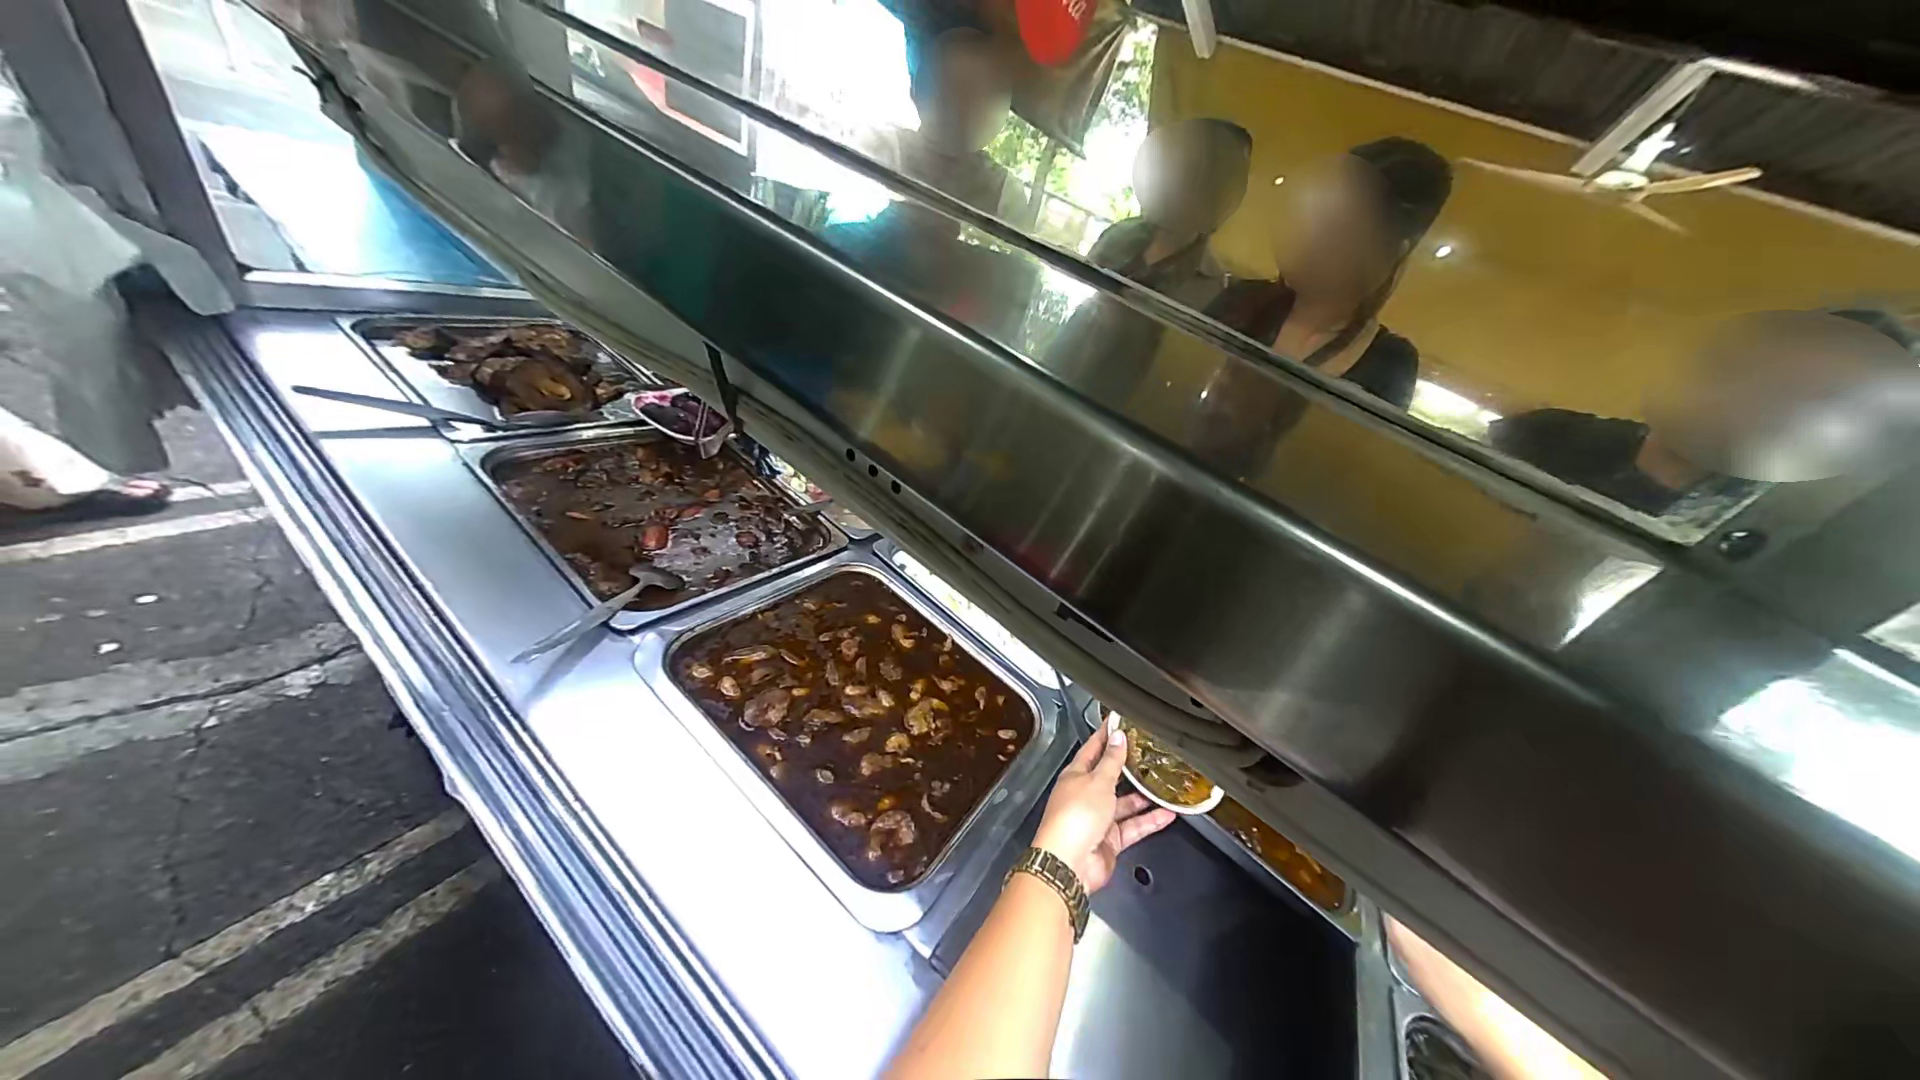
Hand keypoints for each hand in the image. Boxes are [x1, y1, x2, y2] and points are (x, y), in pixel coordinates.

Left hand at [1032, 722, 1176, 892]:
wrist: (1069, 862)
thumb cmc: (1073, 818)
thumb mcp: (1097, 781)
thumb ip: (1111, 761)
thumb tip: (1118, 738)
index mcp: (1075, 775)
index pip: (1093, 749)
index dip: (1105, 735)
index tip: (1118, 722)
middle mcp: (1085, 795)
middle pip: (1109, 776)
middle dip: (1128, 767)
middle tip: (1147, 754)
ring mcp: (1097, 818)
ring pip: (1124, 803)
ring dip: (1143, 796)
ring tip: (1162, 785)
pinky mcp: (1109, 840)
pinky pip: (1133, 826)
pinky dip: (1150, 821)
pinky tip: (1167, 814)